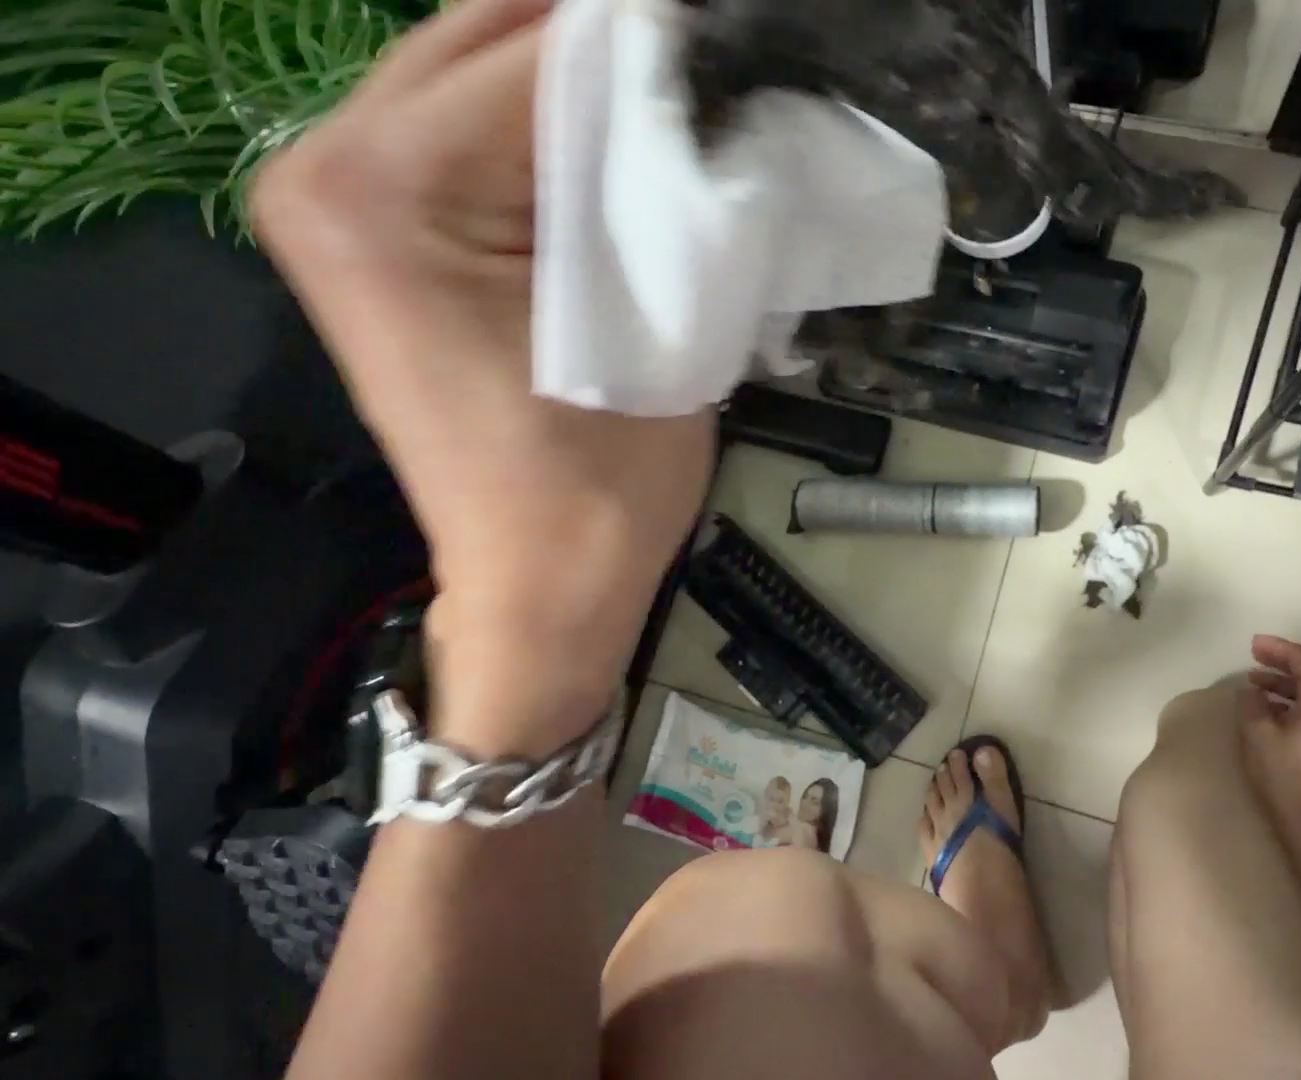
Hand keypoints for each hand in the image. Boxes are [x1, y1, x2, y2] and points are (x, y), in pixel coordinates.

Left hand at [251, 0, 713, 751]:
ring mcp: (340, 201)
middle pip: (485, 41)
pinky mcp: (379, 237)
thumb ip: (651, 185)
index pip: (537, 56)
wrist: (546, 580)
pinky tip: (620, 156)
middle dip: (607, 52)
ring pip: (476, 81)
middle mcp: (328, 168)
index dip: (651, 48)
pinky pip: (470, 140)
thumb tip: (692, 83)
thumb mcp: (647, 321)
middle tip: (705, 71)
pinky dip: (549, 134)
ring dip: (581, 88)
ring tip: (674, 111)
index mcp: (383, 189)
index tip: (731, 49)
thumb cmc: (602, 481)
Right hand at [1239, 636, 1300, 827]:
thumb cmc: (1285, 774)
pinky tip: (1270, 711)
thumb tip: (1251, 691)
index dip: (1276, 648)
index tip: (1252, 644)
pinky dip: (1292, 704)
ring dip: (1283, 686)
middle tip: (1251, 659)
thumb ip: (1252, 703)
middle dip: (1279, 665)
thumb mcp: (1257, 733)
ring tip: (1254, 685)